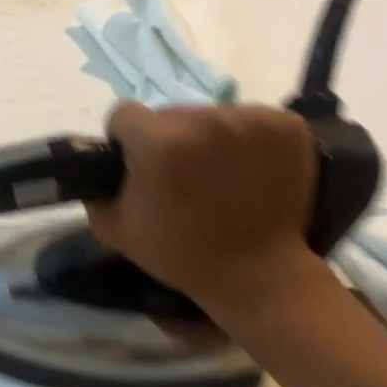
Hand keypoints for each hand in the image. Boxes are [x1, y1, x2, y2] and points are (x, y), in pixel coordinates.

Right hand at [87, 102, 321, 314]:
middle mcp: (205, 119)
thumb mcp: (116, 232)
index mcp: (159, 144)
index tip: (136, 166)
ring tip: (217, 179)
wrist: (255, 272)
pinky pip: (251, 121)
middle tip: (180, 180)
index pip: (125, 114)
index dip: (124, 141)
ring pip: (212, 116)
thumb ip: (99, 192)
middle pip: (172, 114)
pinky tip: (247, 172)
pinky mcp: (286, 124)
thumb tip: (106, 168)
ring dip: (208, 140)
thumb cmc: (181, 255)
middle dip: (168, 141)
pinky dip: (246, 142)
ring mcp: (251, 118)